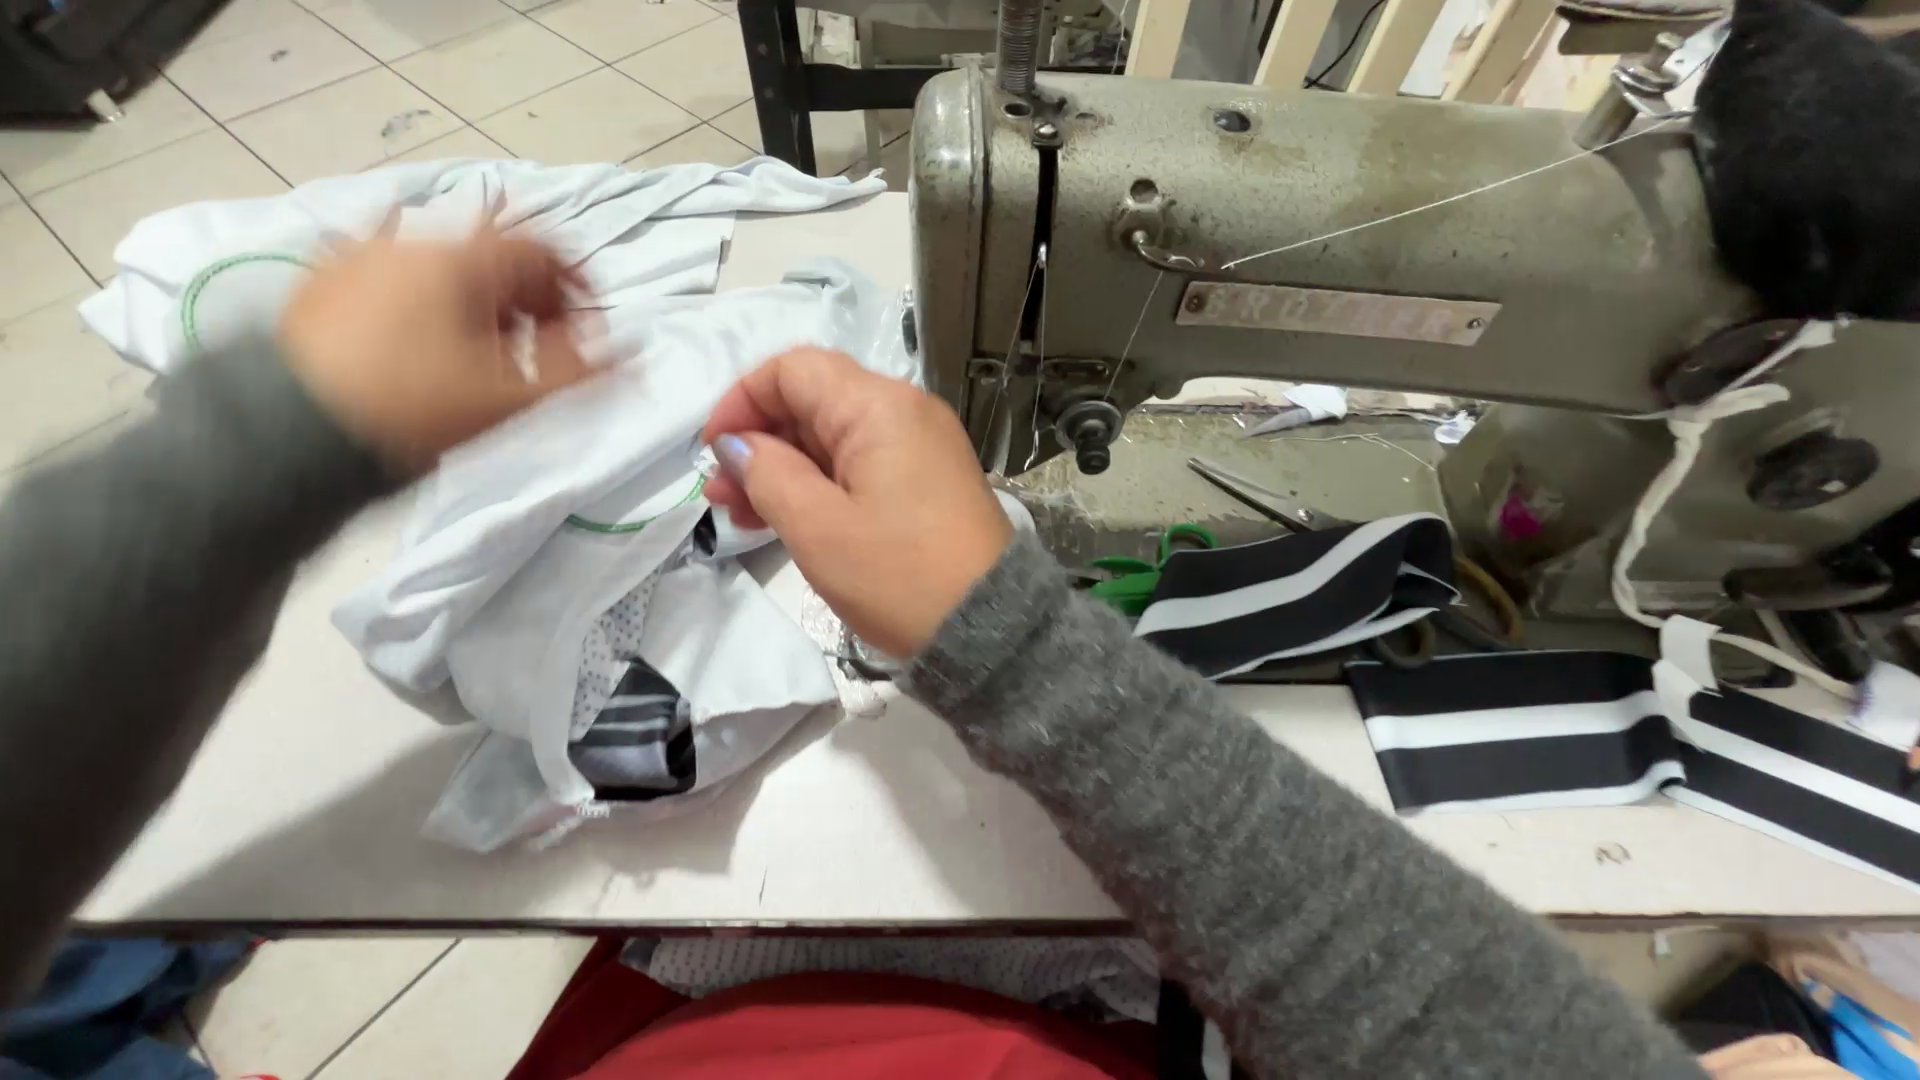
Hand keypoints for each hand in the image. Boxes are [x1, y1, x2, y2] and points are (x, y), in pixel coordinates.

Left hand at [278, 228, 597, 472]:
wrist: (290, 431)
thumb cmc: (418, 409)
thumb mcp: (513, 395)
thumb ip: (582, 371)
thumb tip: (634, 354)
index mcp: (464, 259)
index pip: (543, 251)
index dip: (575, 289)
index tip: (581, 332)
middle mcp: (411, 239)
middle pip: (494, 254)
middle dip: (526, 298)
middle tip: (532, 348)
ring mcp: (359, 255)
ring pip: (444, 263)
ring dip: (478, 300)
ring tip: (477, 352)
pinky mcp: (321, 279)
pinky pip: (392, 273)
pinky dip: (424, 299)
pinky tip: (421, 341)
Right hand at [701, 348, 1011, 657]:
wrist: (988, 628)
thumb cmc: (899, 576)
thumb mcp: (818, 527)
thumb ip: (768, 474)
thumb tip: (738, 443)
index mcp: (879, 406)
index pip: (793, 369)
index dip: (741, 400)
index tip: (712, 451)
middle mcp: (905, 411)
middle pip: (813, 402)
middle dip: (760, 442)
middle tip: (720, 497)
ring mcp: (921, 446)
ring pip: (834, 437)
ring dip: (785, 468)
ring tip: (741, 516)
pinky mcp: (928, 480)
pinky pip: (861, 465)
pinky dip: (821, 485)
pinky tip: (789, 518)